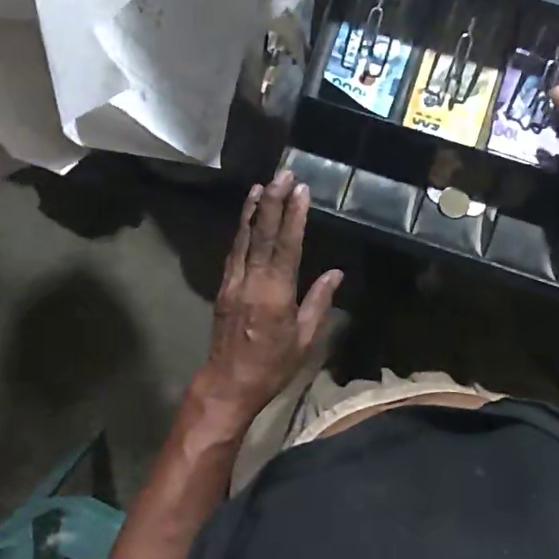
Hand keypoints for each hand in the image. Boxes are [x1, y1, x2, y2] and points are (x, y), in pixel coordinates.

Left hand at [191, 170, 342, 425]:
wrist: (227, 384)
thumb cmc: (272, 366)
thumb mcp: (305, 339)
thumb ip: (319, 302)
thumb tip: (336, 273)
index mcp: (276, 293)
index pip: (287, 245)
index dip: (294, 215)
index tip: (301, 190)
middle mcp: (252, 280)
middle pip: (263, 233)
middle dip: (273, 201)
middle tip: (283, 174)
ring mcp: (233, 282)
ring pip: (244, 238)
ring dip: (254, 210)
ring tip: (262, 185)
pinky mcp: (223, 287)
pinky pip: (233, 251)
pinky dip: (241, 230)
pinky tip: (247, 217)